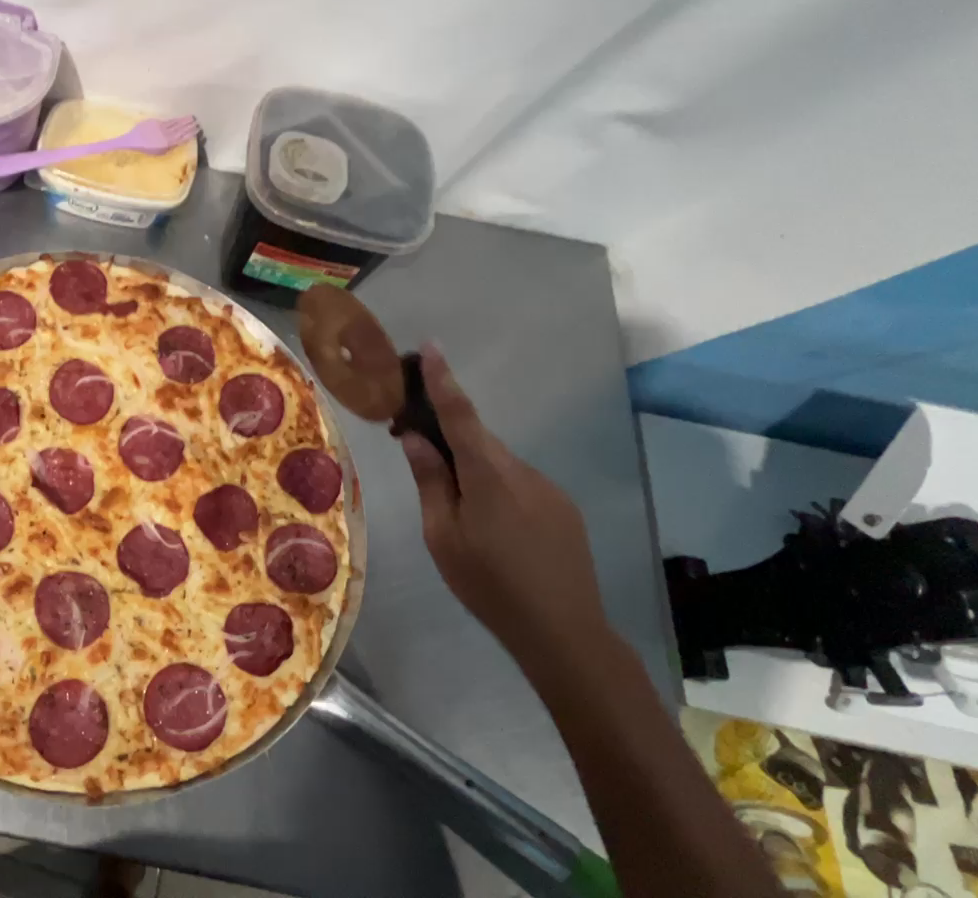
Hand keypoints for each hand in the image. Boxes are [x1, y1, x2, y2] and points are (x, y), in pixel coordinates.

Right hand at [400, 344, 610, 668]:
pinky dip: (495, 490)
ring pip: (497, 464)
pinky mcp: (562, 509)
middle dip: (448, 435)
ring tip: (455, 509)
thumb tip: (417, 438)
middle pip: (478, 439)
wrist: (563, 631)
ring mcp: (548, 489)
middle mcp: (522, 471)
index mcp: (489, 476)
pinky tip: (491, 529)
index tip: (431, 347)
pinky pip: (518, 484)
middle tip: (414, 441)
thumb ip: (431, 482)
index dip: (444, 381)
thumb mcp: (442, 536)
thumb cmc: (488, 584)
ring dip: (472, 470)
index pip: (461, 416)